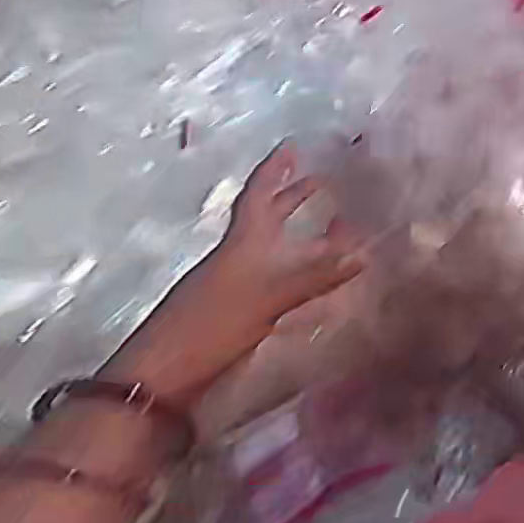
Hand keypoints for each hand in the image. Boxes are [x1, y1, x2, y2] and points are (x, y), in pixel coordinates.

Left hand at [101, 142, 362, 404]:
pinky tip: (306, 271)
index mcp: (245, 239)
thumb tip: (365, 255)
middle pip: (266, 213)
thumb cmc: (214, 324)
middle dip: (292, 194)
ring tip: (325, 224)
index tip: (291, 146)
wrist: (158, 377)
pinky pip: (270, 267)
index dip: (275, 168)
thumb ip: (318, 277)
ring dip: (294, 229)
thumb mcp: (272, 298)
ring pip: (269, 241)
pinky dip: (292, 260)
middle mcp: (238, 251)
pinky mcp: (231, 303)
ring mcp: (232, 277)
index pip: (260, 193)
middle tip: (319, 179)